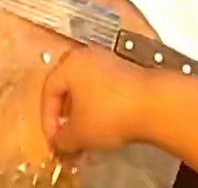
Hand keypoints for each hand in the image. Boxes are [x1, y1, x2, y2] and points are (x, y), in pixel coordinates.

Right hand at [41, 47, 156, 153]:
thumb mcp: (79, 133)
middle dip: (63, 113)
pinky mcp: (121, 67)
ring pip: (83, 85)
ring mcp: (105, 59)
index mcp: (70, 64)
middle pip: (65, 84)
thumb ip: (62, 139)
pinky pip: (99, 85)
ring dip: (79, 111)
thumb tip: (58, 143)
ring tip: (83, 134)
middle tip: (64, 135)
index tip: (53, 141)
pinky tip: (101, 122)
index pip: (49, 89)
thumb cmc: (108, 114)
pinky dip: (95, 104)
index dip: (47, 119)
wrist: (150, 103)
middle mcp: (85, 55)